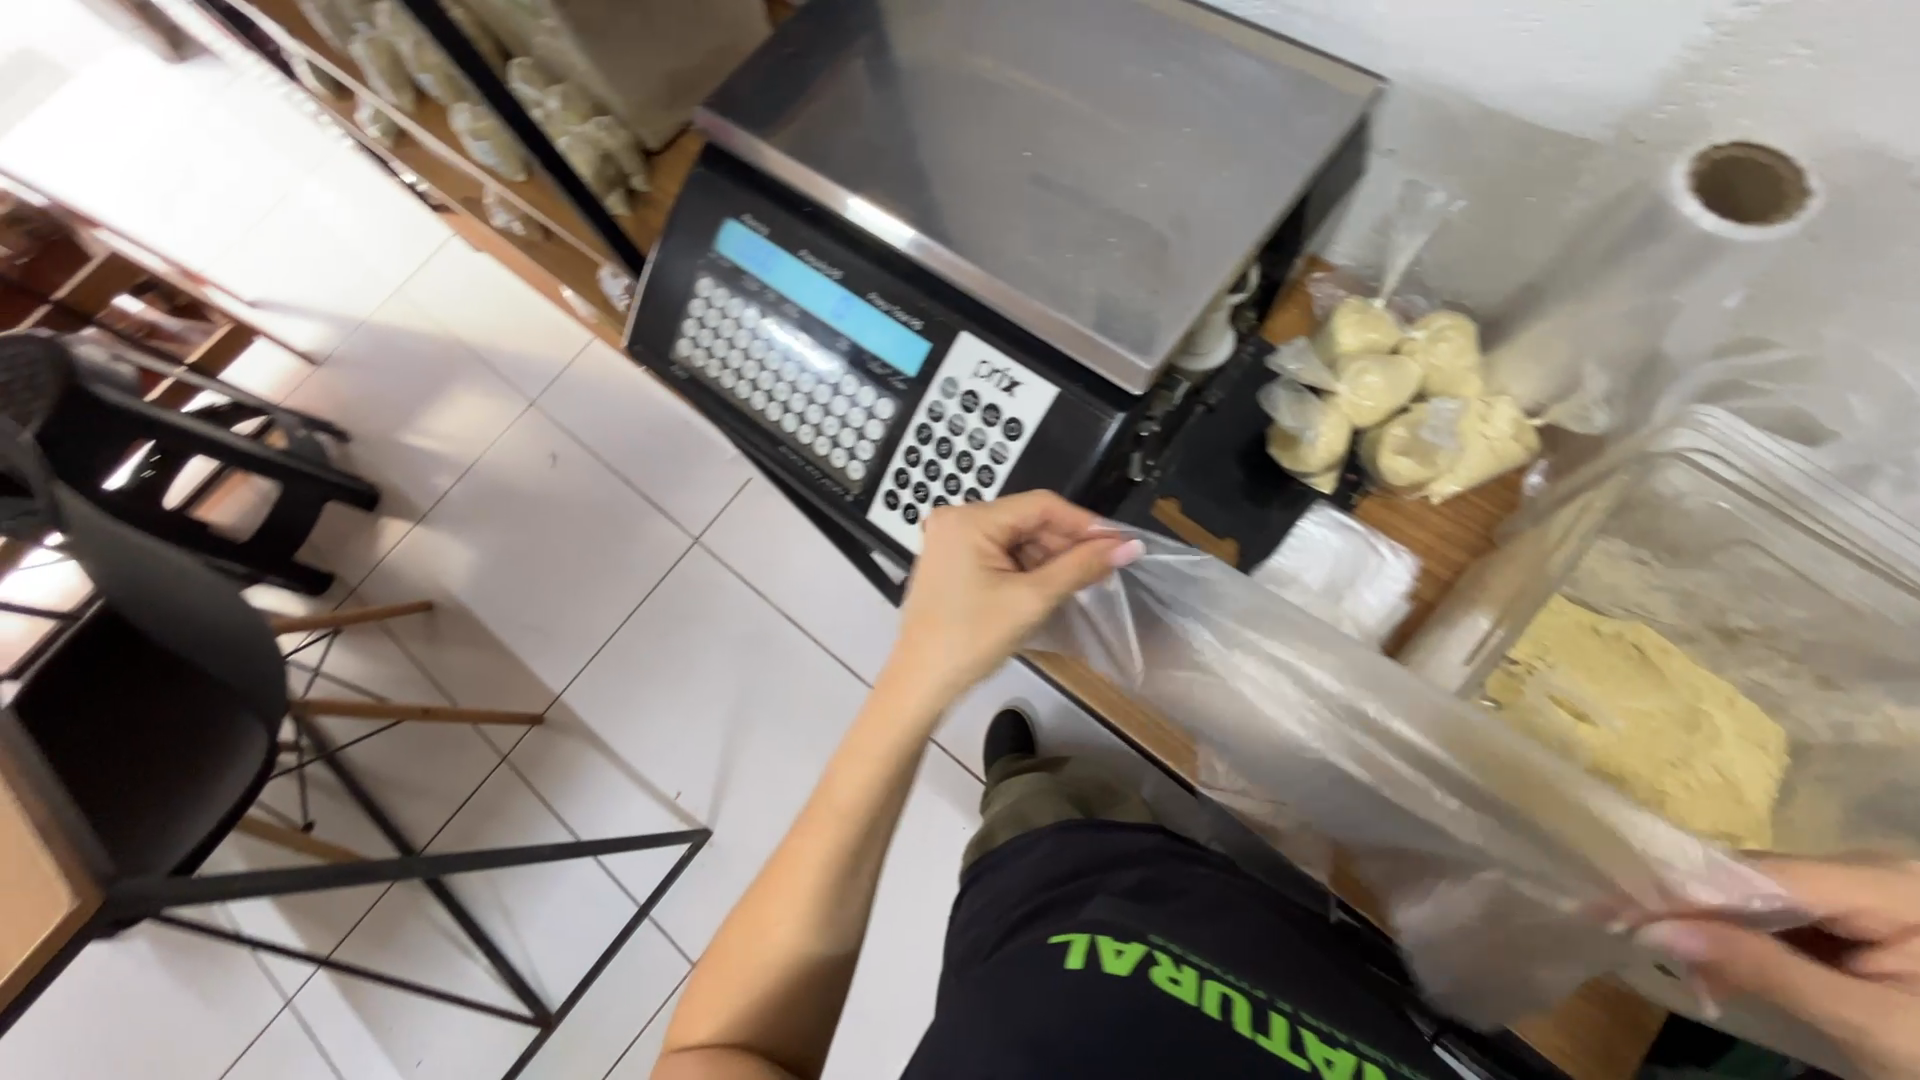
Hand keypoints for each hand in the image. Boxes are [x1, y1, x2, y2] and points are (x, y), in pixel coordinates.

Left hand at [882, 492, 1141, 709]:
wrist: (921, 683)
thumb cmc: (971, 640)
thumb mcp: (1032, 600)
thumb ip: (1081, 567)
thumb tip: (1130, 546)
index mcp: (969, 519)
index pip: (1041, 505)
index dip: (1085, 523)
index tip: (1121, 543)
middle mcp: (955, 519)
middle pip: (1028, 520)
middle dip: (1067, 543)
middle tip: (1105, 567)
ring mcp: (950, 541)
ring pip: (1016, 538)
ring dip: (1049, 558)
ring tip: (1082, 580)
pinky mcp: (952, 562)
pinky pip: (999, 553)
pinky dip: (1026, 567)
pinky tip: (1051, 585)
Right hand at [1637, 857, 1919, 1079]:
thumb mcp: (1869, 1026)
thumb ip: (1763, 970)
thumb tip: (1652, 931)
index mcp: (1891, 884)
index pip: (1759, 875)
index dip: (1682, 891)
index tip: (1611, 908)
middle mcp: (1873, 870)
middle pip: (1754, 880)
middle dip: (1694, 912)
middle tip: (1628, 938)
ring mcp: (1866, 891)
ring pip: (1759, 896)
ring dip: (1712, 929)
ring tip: (1675, 961)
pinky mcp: (1858, 917)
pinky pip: (1780, 915)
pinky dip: (1743, 940)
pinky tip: (1718, 962)